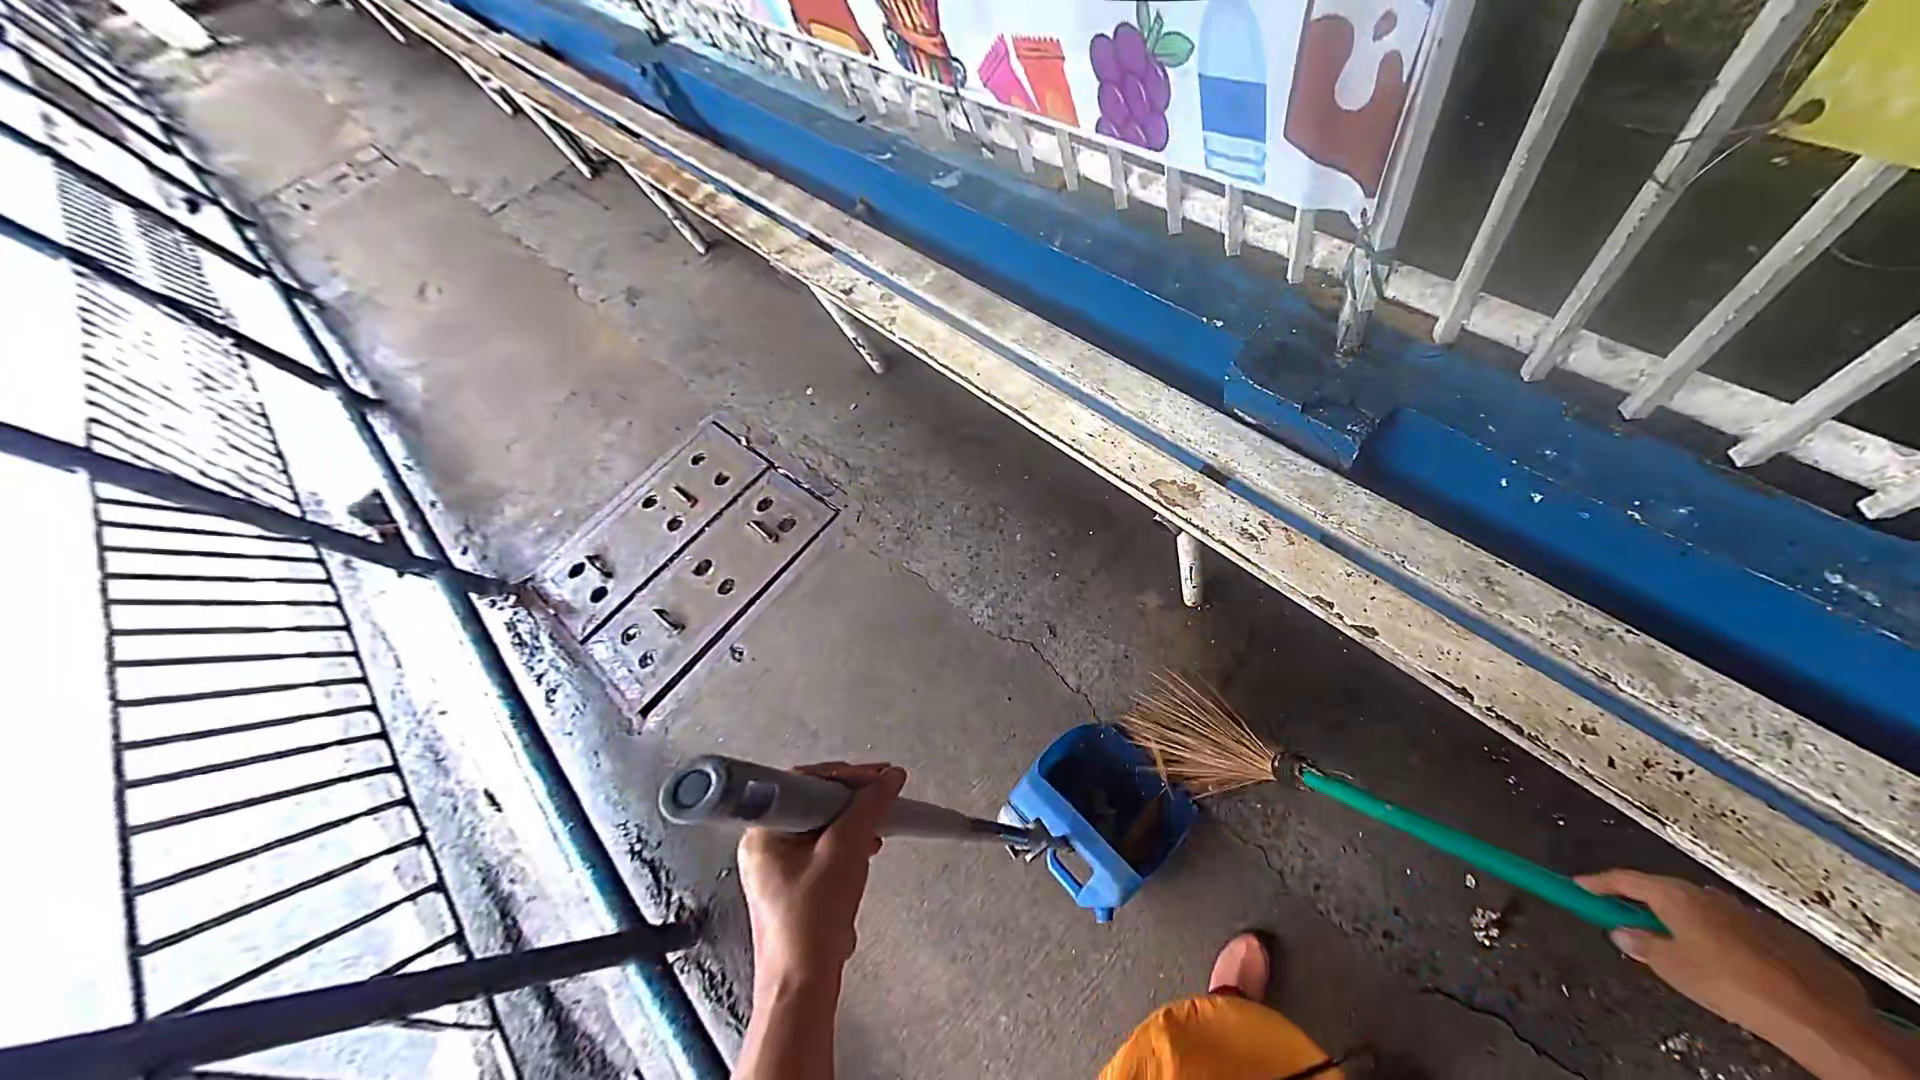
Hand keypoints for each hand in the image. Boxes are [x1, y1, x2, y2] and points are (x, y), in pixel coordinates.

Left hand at [737, 762, 904, 990]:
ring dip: (853, 821)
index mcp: (764, 830)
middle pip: (814, 800)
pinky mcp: (793, 882)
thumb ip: (868, 807)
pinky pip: (823, 846)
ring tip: (878, 823)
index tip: (875, 776)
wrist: (803, 983)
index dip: (843, 775)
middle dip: (852, 797)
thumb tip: (889, 779)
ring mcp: (777, 864)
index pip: (805, 780)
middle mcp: (765, 843)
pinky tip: (865, 849)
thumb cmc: (811, 921)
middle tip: (882, 792)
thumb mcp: (846, 850)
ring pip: (821, 824)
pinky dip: (847, 843)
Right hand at [1579, 870, 1915, 1079]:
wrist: (1818, 1018)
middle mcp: (1709, 896)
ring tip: (1685, 953)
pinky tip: (1731, 968)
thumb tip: (1624, 934)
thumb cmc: (1732, 985)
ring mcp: (1749, 915)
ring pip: (1704, 913)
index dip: (1597, 883)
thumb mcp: (1669, 966)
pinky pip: (1740, 932)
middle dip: (1646, 907)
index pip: (1623, 879)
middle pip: (1665, 893)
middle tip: (1631, 924)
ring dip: (1687, 925)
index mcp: (1675, 896)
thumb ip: (1640, 944)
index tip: (1579, 886)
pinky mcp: (1783, 938)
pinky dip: (1724, 941)